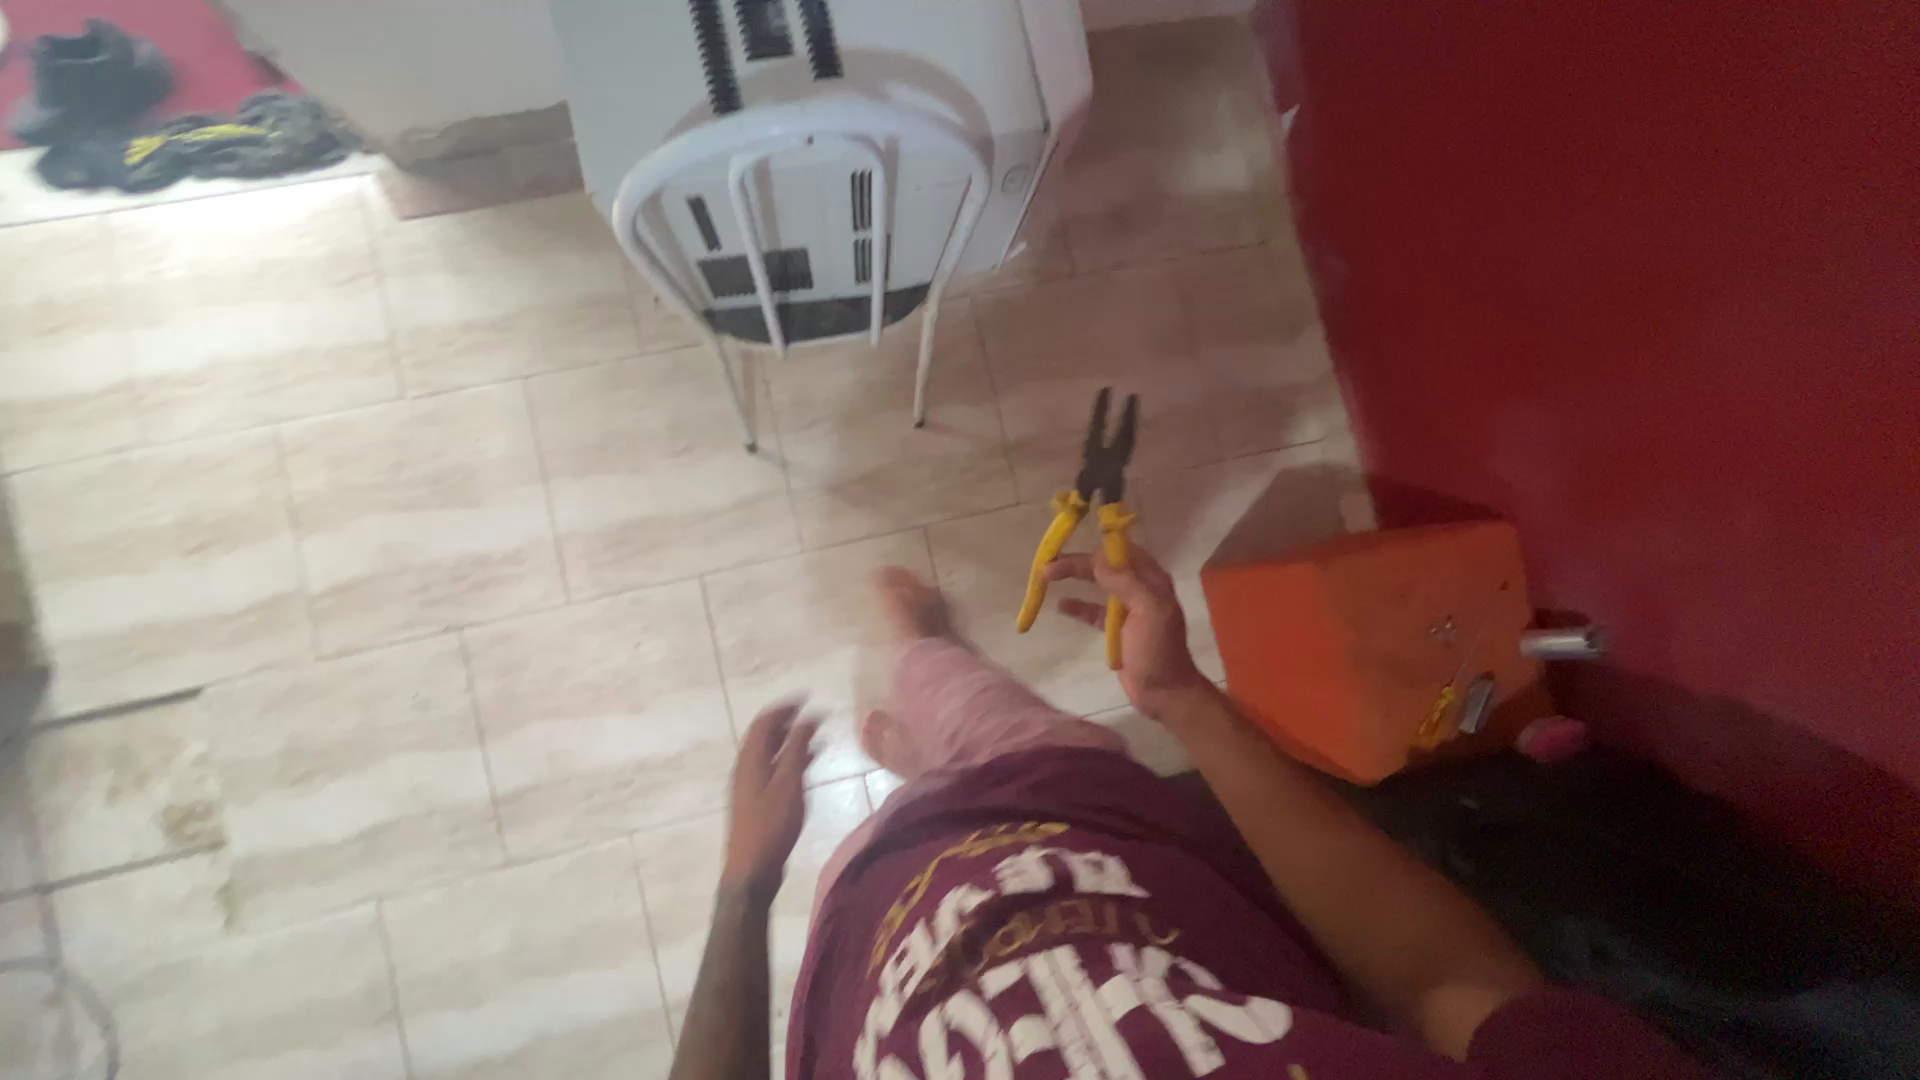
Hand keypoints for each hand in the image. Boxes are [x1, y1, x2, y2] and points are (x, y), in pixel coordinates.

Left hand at [722, 699, 817, 901]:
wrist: (751, 870)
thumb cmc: (772, 824)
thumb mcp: (789, 783)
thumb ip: (798, 748)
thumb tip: (807, 718)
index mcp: (750, 759)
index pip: (764, 722)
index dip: (784, 707)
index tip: (806, 698)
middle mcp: (746, 768)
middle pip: (765, 735)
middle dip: (788, 721)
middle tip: (813, 715)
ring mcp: (749, 785)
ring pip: (770, 753)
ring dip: (791, 740)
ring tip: (816, 736)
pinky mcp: (757, 800)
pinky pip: (774, 768)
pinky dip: (790, 759)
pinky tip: (808, 764)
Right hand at [1047, 546, 1210, 718]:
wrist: (1164, 693)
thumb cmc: (1158, 651)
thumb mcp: (1148, 611)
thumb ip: (1125, 582)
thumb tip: (1096, 559)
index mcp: (1152, 580)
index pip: (1122, 551)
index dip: (1096, 545)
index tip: (1070, 543)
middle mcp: (1140, 588)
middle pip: (1105, 566)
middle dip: (1077, 562)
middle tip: (1048, 563)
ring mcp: (1128, 608)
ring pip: (1097, 585)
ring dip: (1074, 578)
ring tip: (1046, 576)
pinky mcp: (1116, 628)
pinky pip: (1093, 611)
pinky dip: (1077, 606)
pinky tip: (1059, 605)